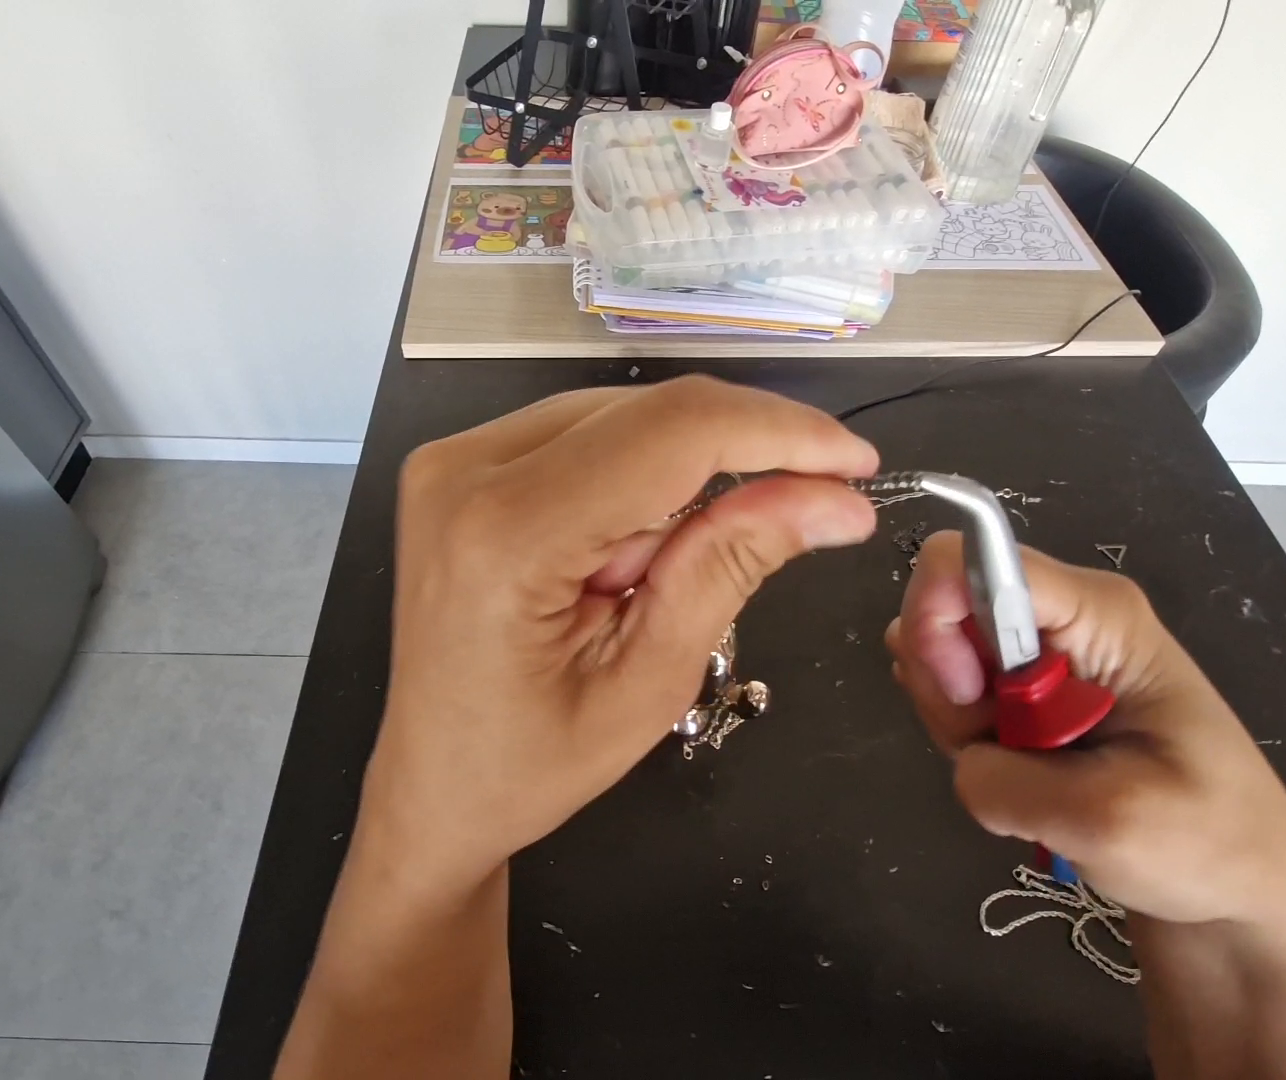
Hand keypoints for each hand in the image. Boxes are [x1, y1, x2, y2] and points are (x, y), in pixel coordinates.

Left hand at [361, 376, 878, 897]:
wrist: (433, 784)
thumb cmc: (531, 763)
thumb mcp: (649, 682)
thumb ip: (732, 567)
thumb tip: (831, 499)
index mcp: (504, 533)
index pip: (671, 434)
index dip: (779, 433)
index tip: (853, 463)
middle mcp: (464, 469)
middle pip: (646, 413)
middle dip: (733, 459)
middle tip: (787, 521)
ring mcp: (452, 458)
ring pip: (618, 418)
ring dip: (672, 482)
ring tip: (646, 579)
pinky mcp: (458, 463)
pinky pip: (580, 437)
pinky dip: (629, 482)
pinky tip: (616, 554)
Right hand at [885, 530, 1285, 925]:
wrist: (1242, 883)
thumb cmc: (1205, 843)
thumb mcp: (1108, 822)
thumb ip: (1003, 780)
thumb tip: (957, 751)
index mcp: (1096, 612)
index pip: (961, 561)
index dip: (937, 622)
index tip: (967, 699)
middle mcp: (1059, 613)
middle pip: (940, 609)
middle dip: (946, 685)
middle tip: (1004, 748)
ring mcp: (1035, 646)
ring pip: (935, 653)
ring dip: (953, 717)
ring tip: (1023, 767)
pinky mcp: (1018, 679)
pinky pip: (945, 685)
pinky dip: (958, 730)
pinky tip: (1012, 763)